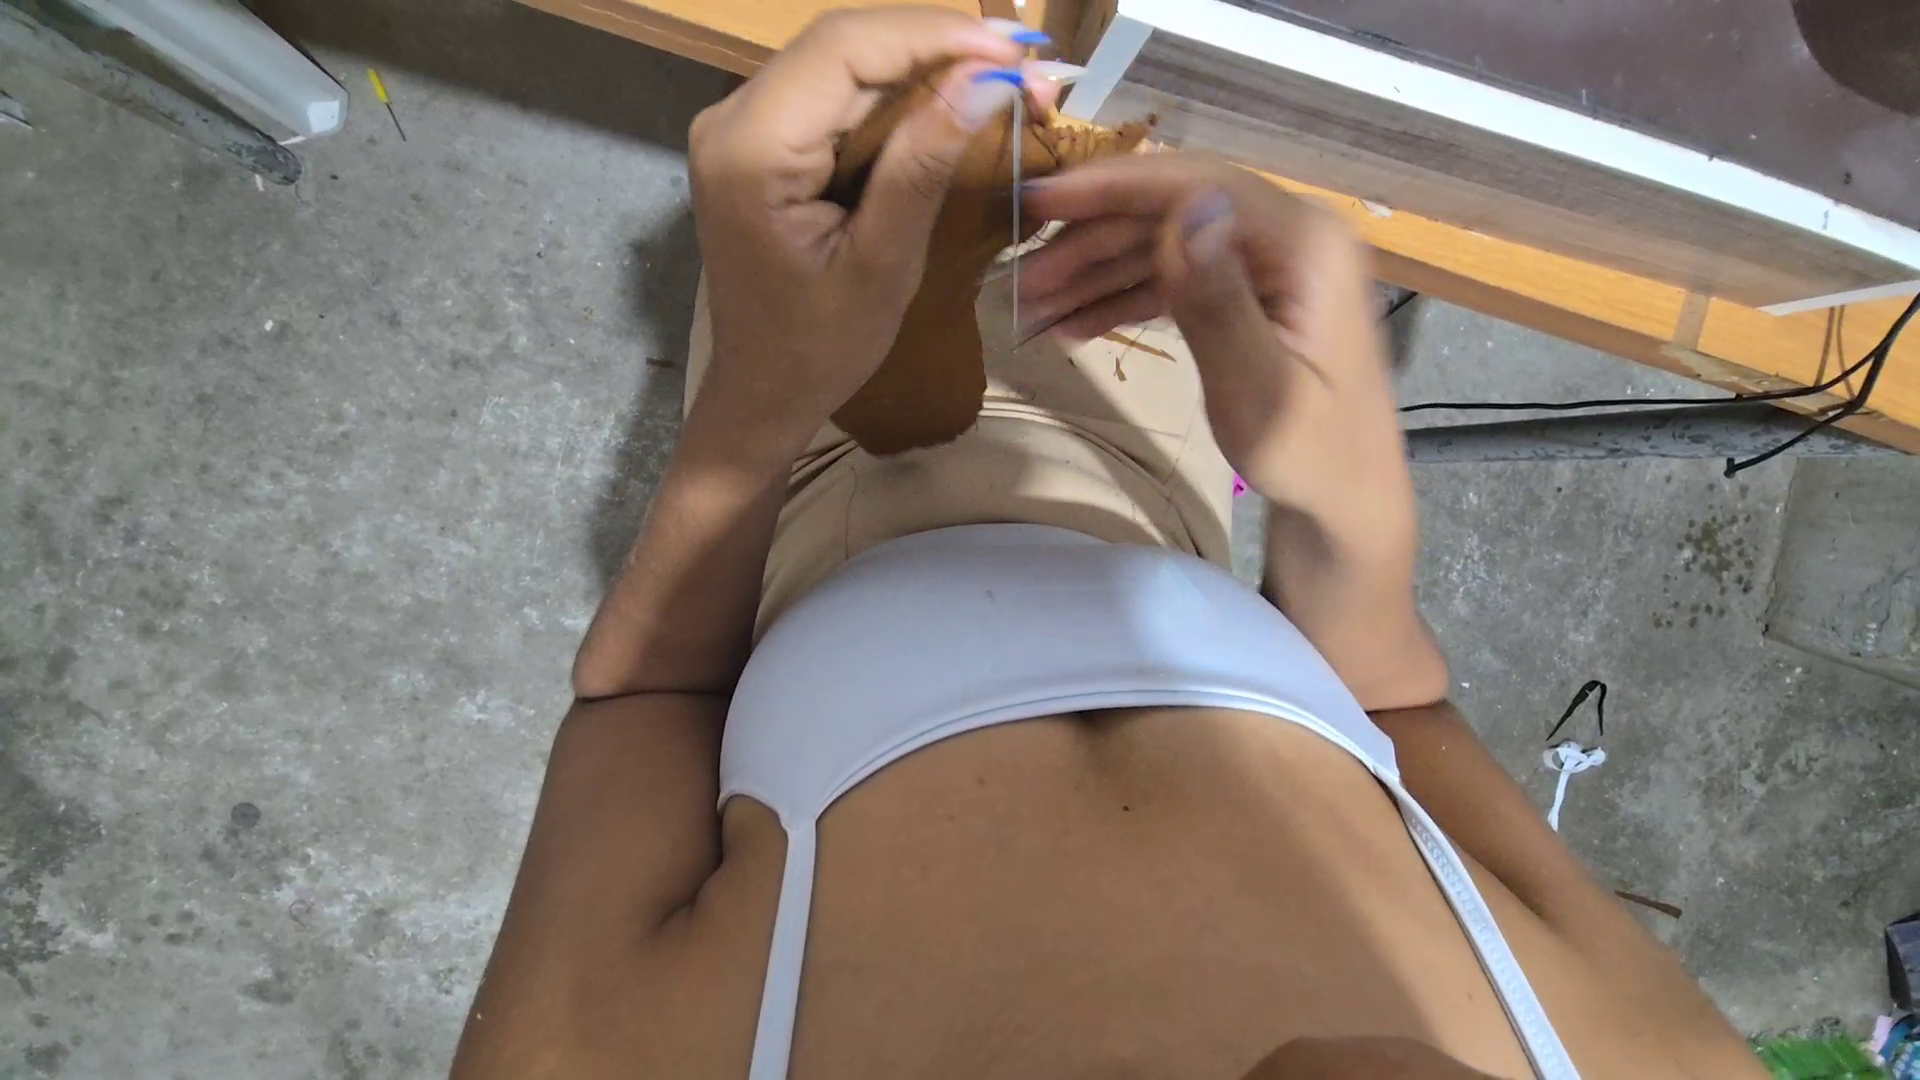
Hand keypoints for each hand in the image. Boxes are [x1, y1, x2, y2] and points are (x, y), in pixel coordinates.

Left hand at [685, 8, 1063, 453]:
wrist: (765, 390)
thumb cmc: (823, 348)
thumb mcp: (884, 263)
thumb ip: (923, 164)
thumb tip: (984, 79)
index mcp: (752, 151)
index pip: (845, 48)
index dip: (933, 36)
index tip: (1011, 50)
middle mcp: (731, 120)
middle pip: (842, 47)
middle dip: (935, 50)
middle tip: (1017, 69)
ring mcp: (739, 129)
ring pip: (840, 67)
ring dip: (919, 72)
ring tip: (994, 85)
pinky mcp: (756, 146)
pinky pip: (830, 100)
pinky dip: (889, 101)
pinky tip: (940, 108)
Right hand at [1024, 156, 1443, 708]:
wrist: (1341, 493)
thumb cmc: (1308, 452)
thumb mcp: (1259, 388)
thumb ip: (1219, 301)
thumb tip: (1187, 208)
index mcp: (1303, 242)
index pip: (1194, 186)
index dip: (1109, 187)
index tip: (1036, 200)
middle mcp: (1286, 236)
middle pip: (1170, 213)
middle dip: (1089, 243)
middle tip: (1022, 281)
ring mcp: (1266, 264)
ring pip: (1162, 248)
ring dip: (1094, 275)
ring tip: (1033, 309)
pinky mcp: (1247, 294)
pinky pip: (1173, 282)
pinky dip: (1120, 300)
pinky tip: (1074, 325)